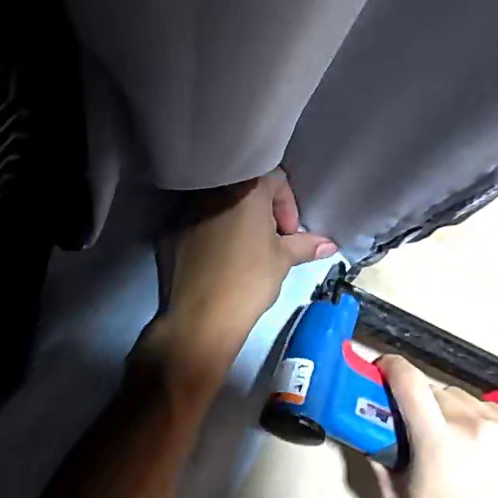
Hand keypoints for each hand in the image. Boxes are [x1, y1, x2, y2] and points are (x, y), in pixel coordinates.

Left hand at [144, 169, 336, 382]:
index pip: (275, 180)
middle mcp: (211, 192)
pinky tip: (217, 263)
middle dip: (261, 213)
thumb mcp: (282, 260)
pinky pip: (195, 226)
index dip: (288, 206)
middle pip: (244, 191)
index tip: (289, 235)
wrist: (201, 317)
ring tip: (243, 253)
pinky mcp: (169, 234)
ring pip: (217, 207)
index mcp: (244, 189)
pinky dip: (210, 236)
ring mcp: (184, 212)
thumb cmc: (249, 281)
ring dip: (234, 222)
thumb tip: (328, 244)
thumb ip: (304, 245)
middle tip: (269, 241)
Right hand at [372, 356, 497, 497]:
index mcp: (439, 442)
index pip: (409, 380)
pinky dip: (488, 426)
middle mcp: (476, 424)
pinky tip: (492, 456)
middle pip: (438, 389)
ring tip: (462, 446)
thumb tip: (371, 433)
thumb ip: (381, 464)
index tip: (382, 370)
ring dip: (457, 413)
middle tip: (421, 429)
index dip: (390, 366)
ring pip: (470, 400)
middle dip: (423, 402)